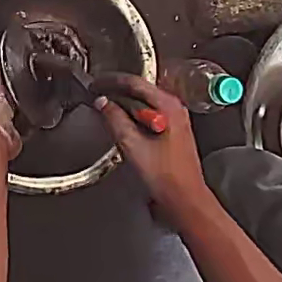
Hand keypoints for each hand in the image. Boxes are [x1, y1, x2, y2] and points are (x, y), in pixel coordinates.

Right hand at [90, 72, 215, 225]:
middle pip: (141, 90)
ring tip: (105, 106)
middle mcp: (175, 109)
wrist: (185, 199)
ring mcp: (175, 120)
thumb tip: (103, 103)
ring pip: (145, 102)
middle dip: (117, 90)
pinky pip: (149, 114)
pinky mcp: (172, 132)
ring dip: (124, 103)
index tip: (97, 84)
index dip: (112, 81)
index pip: (135, 82)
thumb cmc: (167, 177)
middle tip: (98, 92)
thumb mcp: (132, 145)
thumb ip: (115, 119)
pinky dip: (133, 114)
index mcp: (168, 106)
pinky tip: (121, 122)